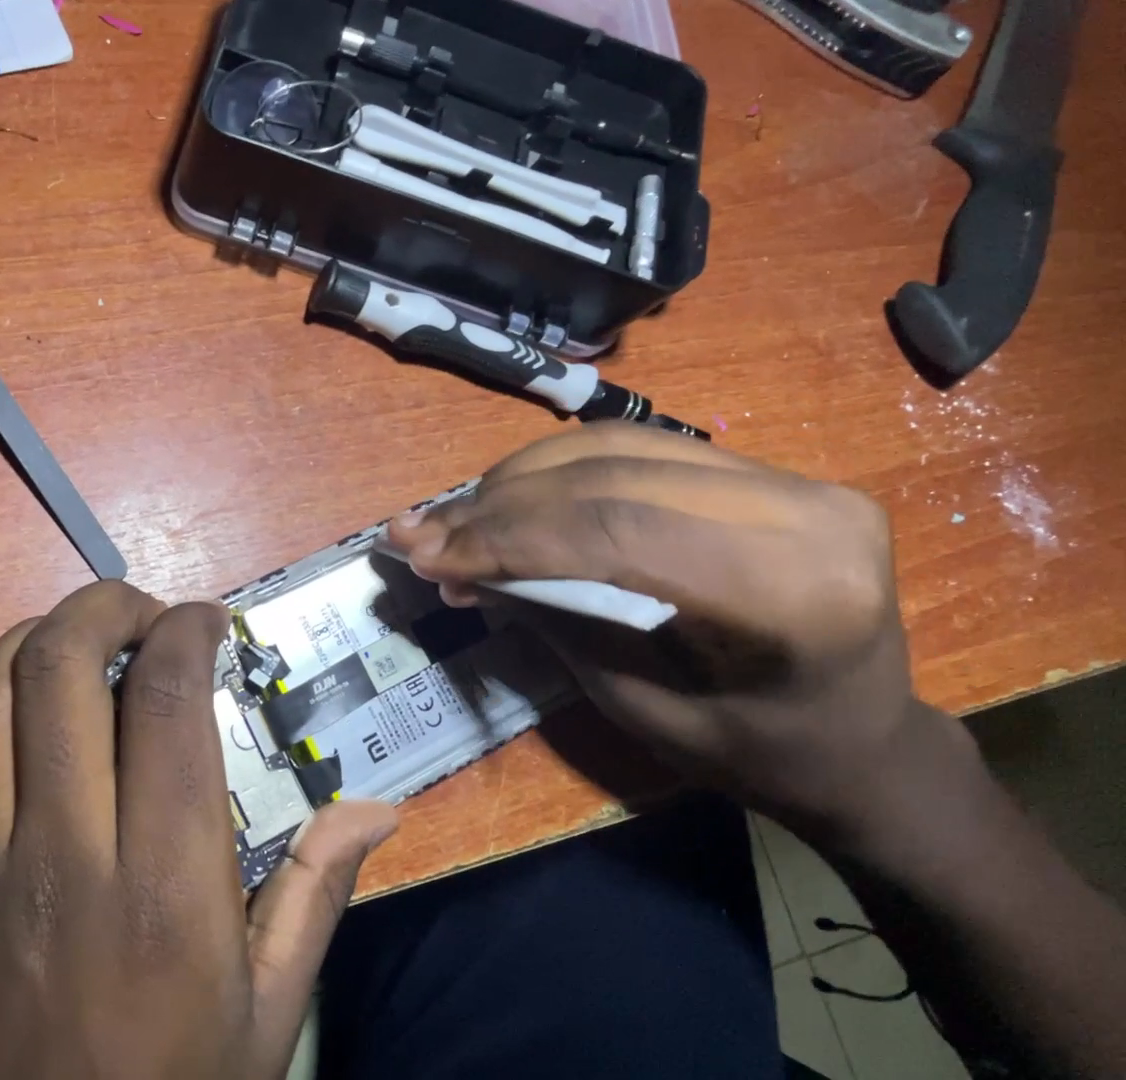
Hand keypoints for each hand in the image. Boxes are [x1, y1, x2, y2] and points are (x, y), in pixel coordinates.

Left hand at [0, 581, 397, 1079]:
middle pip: (60, 673)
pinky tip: (10, 701)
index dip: (189, 633)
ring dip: (31, 641)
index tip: (210, 623)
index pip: (167, 706)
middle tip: (144, 611)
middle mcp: (66, 854)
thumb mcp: (269, 1019)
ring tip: (78, 635)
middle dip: (104, 608)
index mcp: (164, 887)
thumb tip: (376, 807)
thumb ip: (315, 896)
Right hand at [388, 424, 966, 844]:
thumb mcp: (640, 706)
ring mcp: (796, 480)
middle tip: (420, 534)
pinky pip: (638, 449)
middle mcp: (806, 513)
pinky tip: (507, 499)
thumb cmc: (754, 755)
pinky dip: (556, 471)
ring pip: (617, 447)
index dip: (506, 537)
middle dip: (498, 505)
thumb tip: (452, 567)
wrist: (862, 744)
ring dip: (518, 480)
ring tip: (454, 520)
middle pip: (613, 476)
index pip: (618, 533)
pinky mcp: (771, 471)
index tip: (422, 554)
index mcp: (792, 594)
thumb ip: (553, 620)